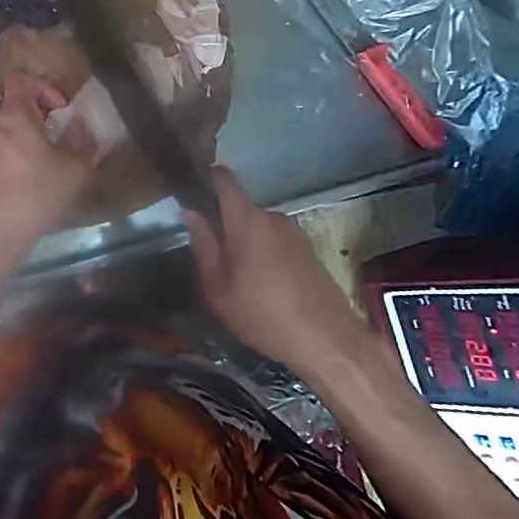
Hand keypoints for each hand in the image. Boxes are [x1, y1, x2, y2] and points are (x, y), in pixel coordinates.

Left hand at [0, 72, 94, 267]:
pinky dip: (14, 151)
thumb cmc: (38, 194)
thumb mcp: (75, 168)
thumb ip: (82, 139)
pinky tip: (28, 176)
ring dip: (26, 136)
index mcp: (14, 116)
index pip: (21, 79)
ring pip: (6, 128)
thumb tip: (79, 125)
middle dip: (39, 116)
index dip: (43, 87)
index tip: (60, 110)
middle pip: (15, 105)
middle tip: (58, 138)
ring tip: (45, 160)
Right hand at [185, 169, 375, 377]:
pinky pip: (277, 244)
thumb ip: (202, 244)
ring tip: (237, 278)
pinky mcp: (310, 253)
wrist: (327, 341)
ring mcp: (295, 234)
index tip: (192, 187)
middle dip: (224, 226)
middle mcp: (273, 218)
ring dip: (246, 244)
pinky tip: (263, 287)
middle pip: (241, 210)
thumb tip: (191, 212)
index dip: (208, 177)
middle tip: (210, 257)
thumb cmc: (261, 312)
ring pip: (259, 230)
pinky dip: (265, 257)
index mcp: (246, 219)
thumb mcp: (217, 285)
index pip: (225, 181)